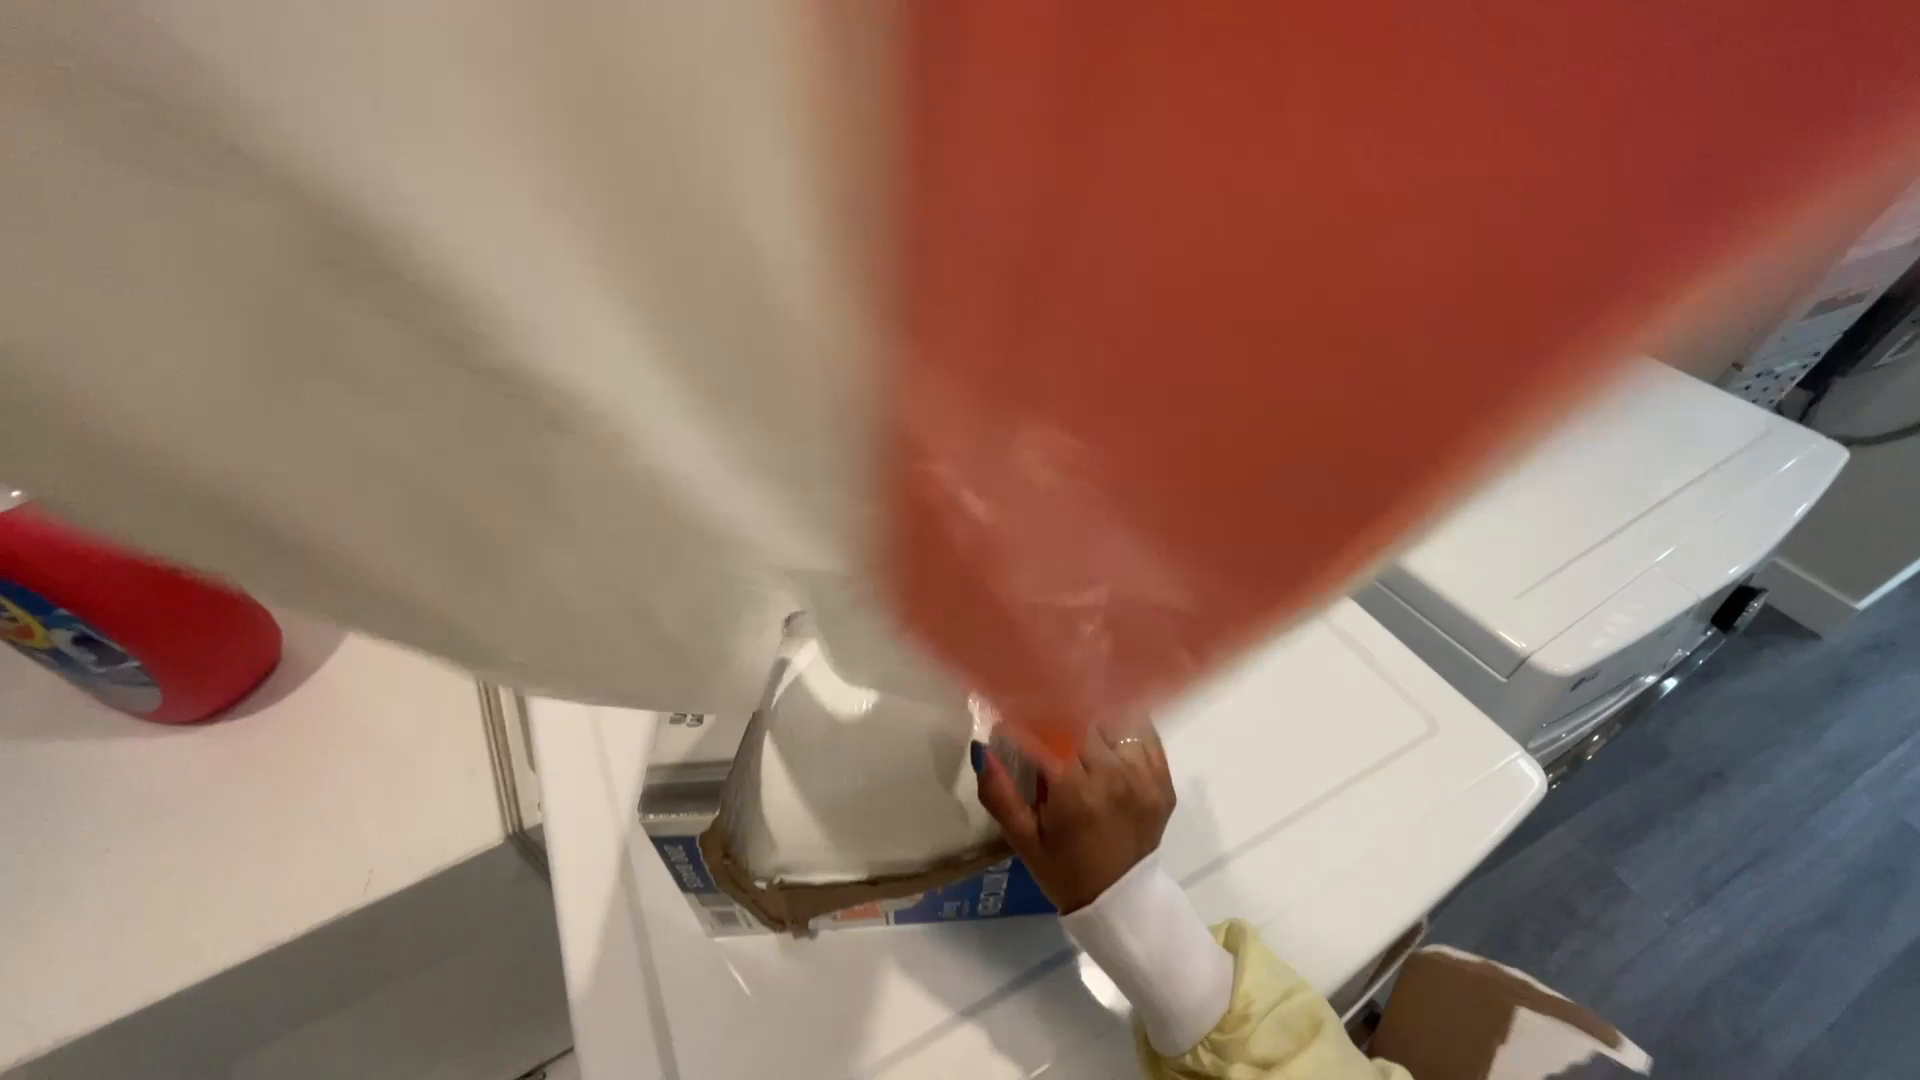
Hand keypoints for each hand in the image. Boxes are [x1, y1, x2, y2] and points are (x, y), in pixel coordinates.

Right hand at [975, 722, 1176, 913]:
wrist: (1121, 902)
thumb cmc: (1064, 870)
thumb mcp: (1022, 838)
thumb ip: (999, 793)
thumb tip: (983, 749)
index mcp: (1076, 791)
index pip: (1050, 732)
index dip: (1030, 720)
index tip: (1014, 719)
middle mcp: (1115, 776)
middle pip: (1084, 721)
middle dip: (1060, 716)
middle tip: (1045, 723)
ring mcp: (1145, 776)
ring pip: (1114, 721)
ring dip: (1092, 719)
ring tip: (1077, 728)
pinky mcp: (1164, 779)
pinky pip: (1143, 734)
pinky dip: (1122, 728)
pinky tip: (1107, 736)